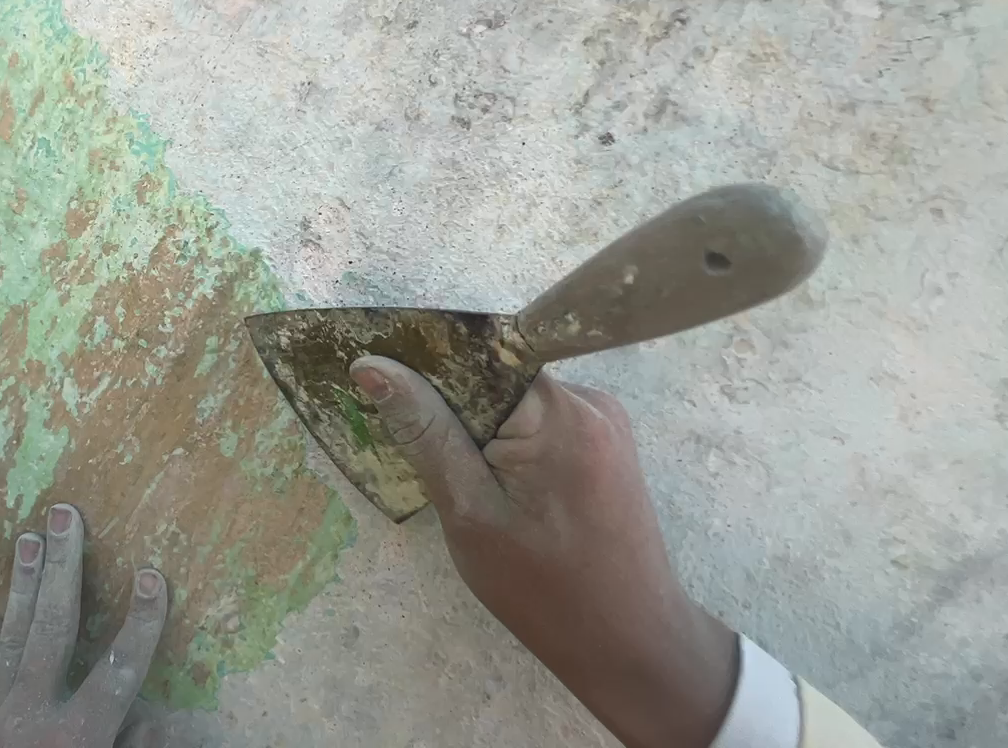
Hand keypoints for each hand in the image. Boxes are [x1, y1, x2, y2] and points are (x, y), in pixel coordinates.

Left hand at [0, 503, 167, 747]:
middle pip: (54, 628)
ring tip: (29, 537)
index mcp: (75, 738)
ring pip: (17, 636)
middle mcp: (34, 715)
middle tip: (64, 514)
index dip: (139, 625)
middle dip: (62, 567)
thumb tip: (150, 713)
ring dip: (25, 583)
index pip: (116, 672)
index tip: (151, 575)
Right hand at [349, 358, 737, 747]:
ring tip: (448, 469)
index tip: (384, 391)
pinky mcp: (600, 441)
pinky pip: (529, 416)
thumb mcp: (468, 511)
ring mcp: (600, 419)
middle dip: (444, 403)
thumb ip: (423, 430)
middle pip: (488, 373)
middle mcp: (587, 399)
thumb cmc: (547, 590)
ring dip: (469, 424)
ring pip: (505, 396)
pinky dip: (497, 437)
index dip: (422, 368)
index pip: (472, 356)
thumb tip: (371, 365)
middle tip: (410, 443)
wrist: (636, 652)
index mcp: (559, 410)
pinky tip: (482, 476)